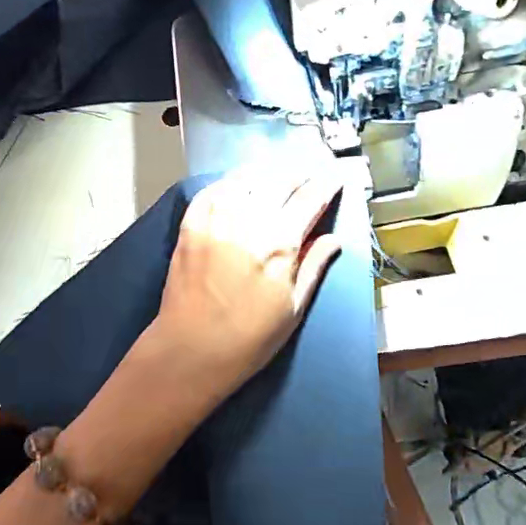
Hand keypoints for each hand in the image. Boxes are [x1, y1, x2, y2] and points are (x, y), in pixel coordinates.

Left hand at [143, 163, 346, 402]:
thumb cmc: (249, 338)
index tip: (335, 178)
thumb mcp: (293, 308)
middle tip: (309, 176)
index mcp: (279, 243)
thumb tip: (332, 240)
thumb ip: (313, 267)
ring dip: (266, 173)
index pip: (309, 199)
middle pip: (279, 182)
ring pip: (245, 179)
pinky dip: (230, 182)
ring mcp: (215, 220)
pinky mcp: (190, 226)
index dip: (326, 185)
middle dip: (298, 175)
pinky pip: (212, 191)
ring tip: (277, 175)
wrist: (191, 351)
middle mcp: (248, 221)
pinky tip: (239, 184)